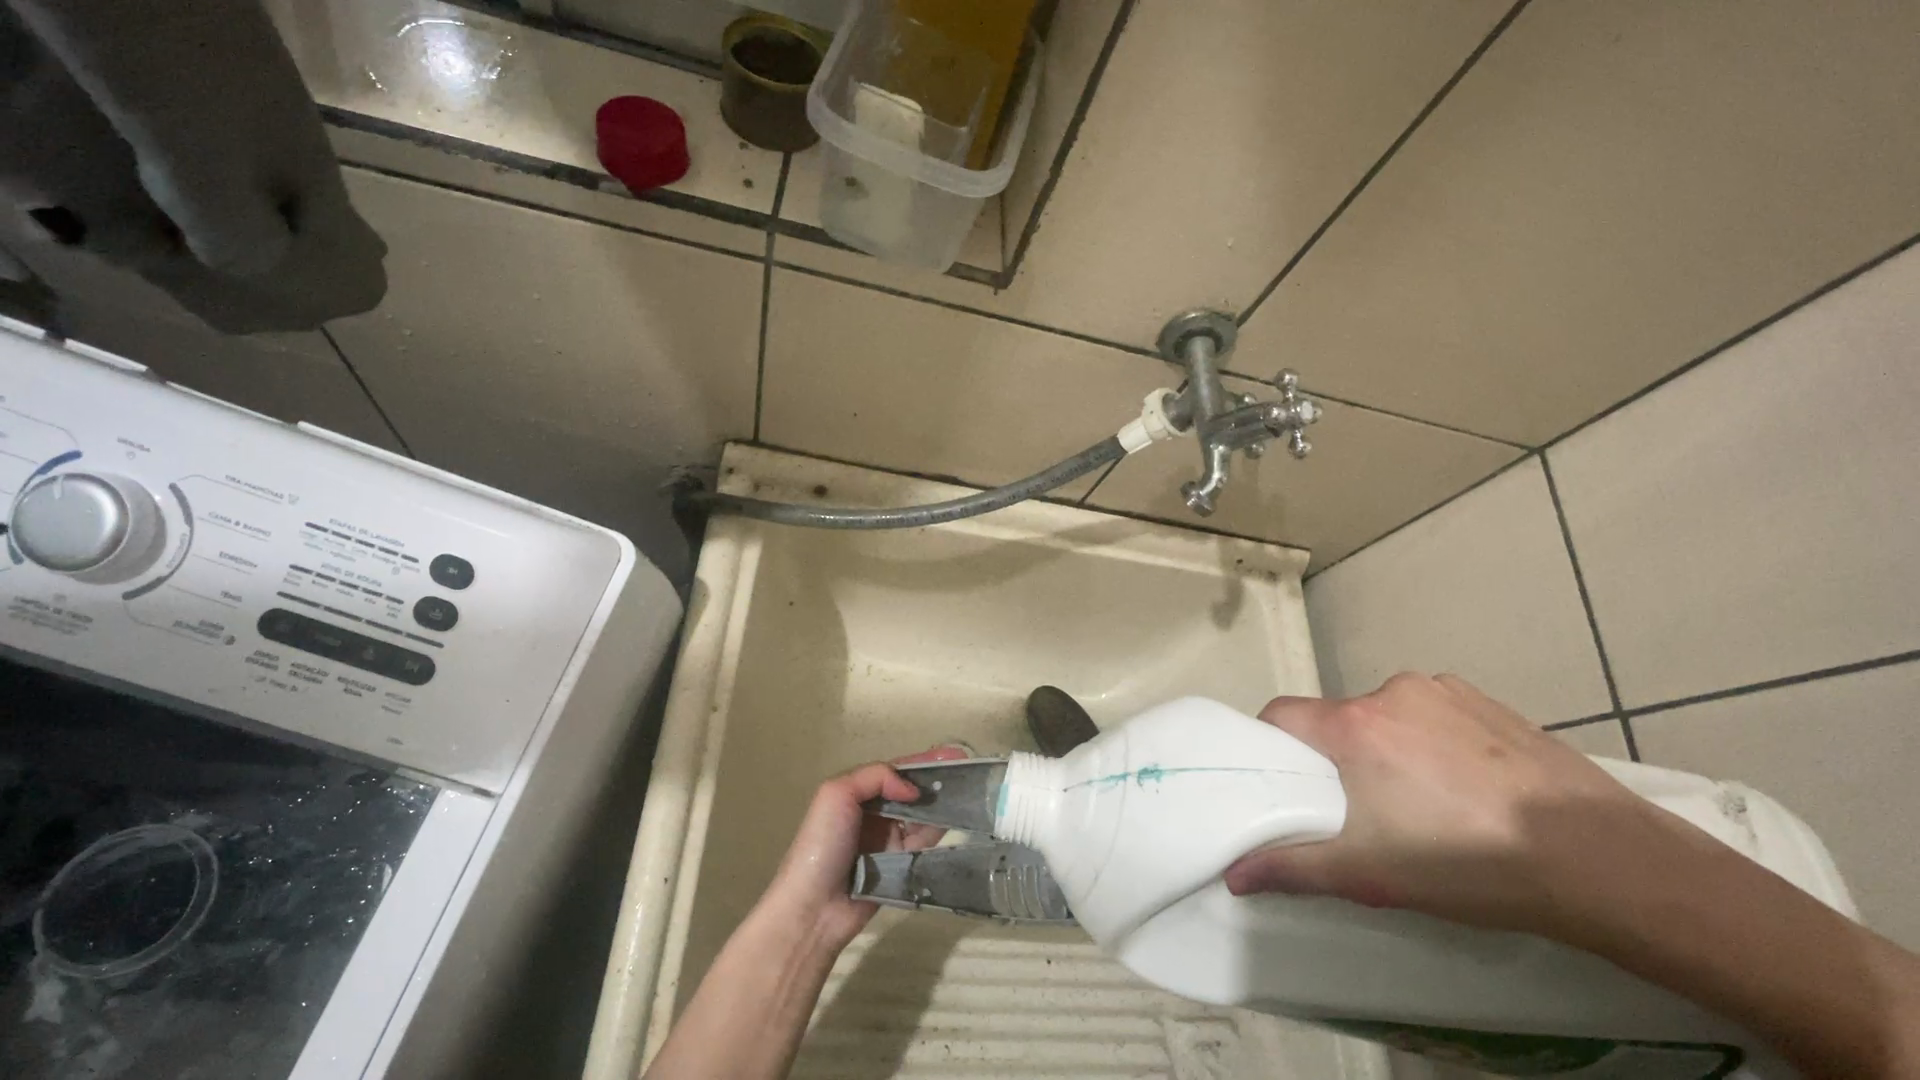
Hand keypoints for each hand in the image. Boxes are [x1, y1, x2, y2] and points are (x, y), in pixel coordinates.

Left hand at [763, 745, 970, 951]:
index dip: (922, 761)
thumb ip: (876, 777)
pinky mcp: (900, 866)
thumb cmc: (822, 844)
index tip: (954, 754)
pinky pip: (924, 842)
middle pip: (911, 792)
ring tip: (972, 792)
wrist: (814, 906)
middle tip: (970, 771)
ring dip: (943, 803)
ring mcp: (887, 841)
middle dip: (938, 780)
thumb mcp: (837, 794)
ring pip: (922, 815)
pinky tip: (960, 818)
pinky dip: (941, 829)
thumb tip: (913, 791)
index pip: (894, 771)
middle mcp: (873, 814)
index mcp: (855, 793)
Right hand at [1223, 673, 1677, 939]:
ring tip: (1420, 799)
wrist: (1599, 859)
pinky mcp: (1489, 700)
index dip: (1270, 745)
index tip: (1283, 783)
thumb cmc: (1468, 866)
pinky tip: (1464, 783)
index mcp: (1353, 726)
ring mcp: (1444, 690)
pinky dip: (1430, 739)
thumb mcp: (1369, 875)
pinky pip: (1433, 712)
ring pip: (1386, 715)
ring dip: (1385, 746)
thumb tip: (1233, 875)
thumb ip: (1292, 867)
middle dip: (1335, 756)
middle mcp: (1390, 692)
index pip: (1280, 714)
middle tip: (1358, 809)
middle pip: (1336, 718)